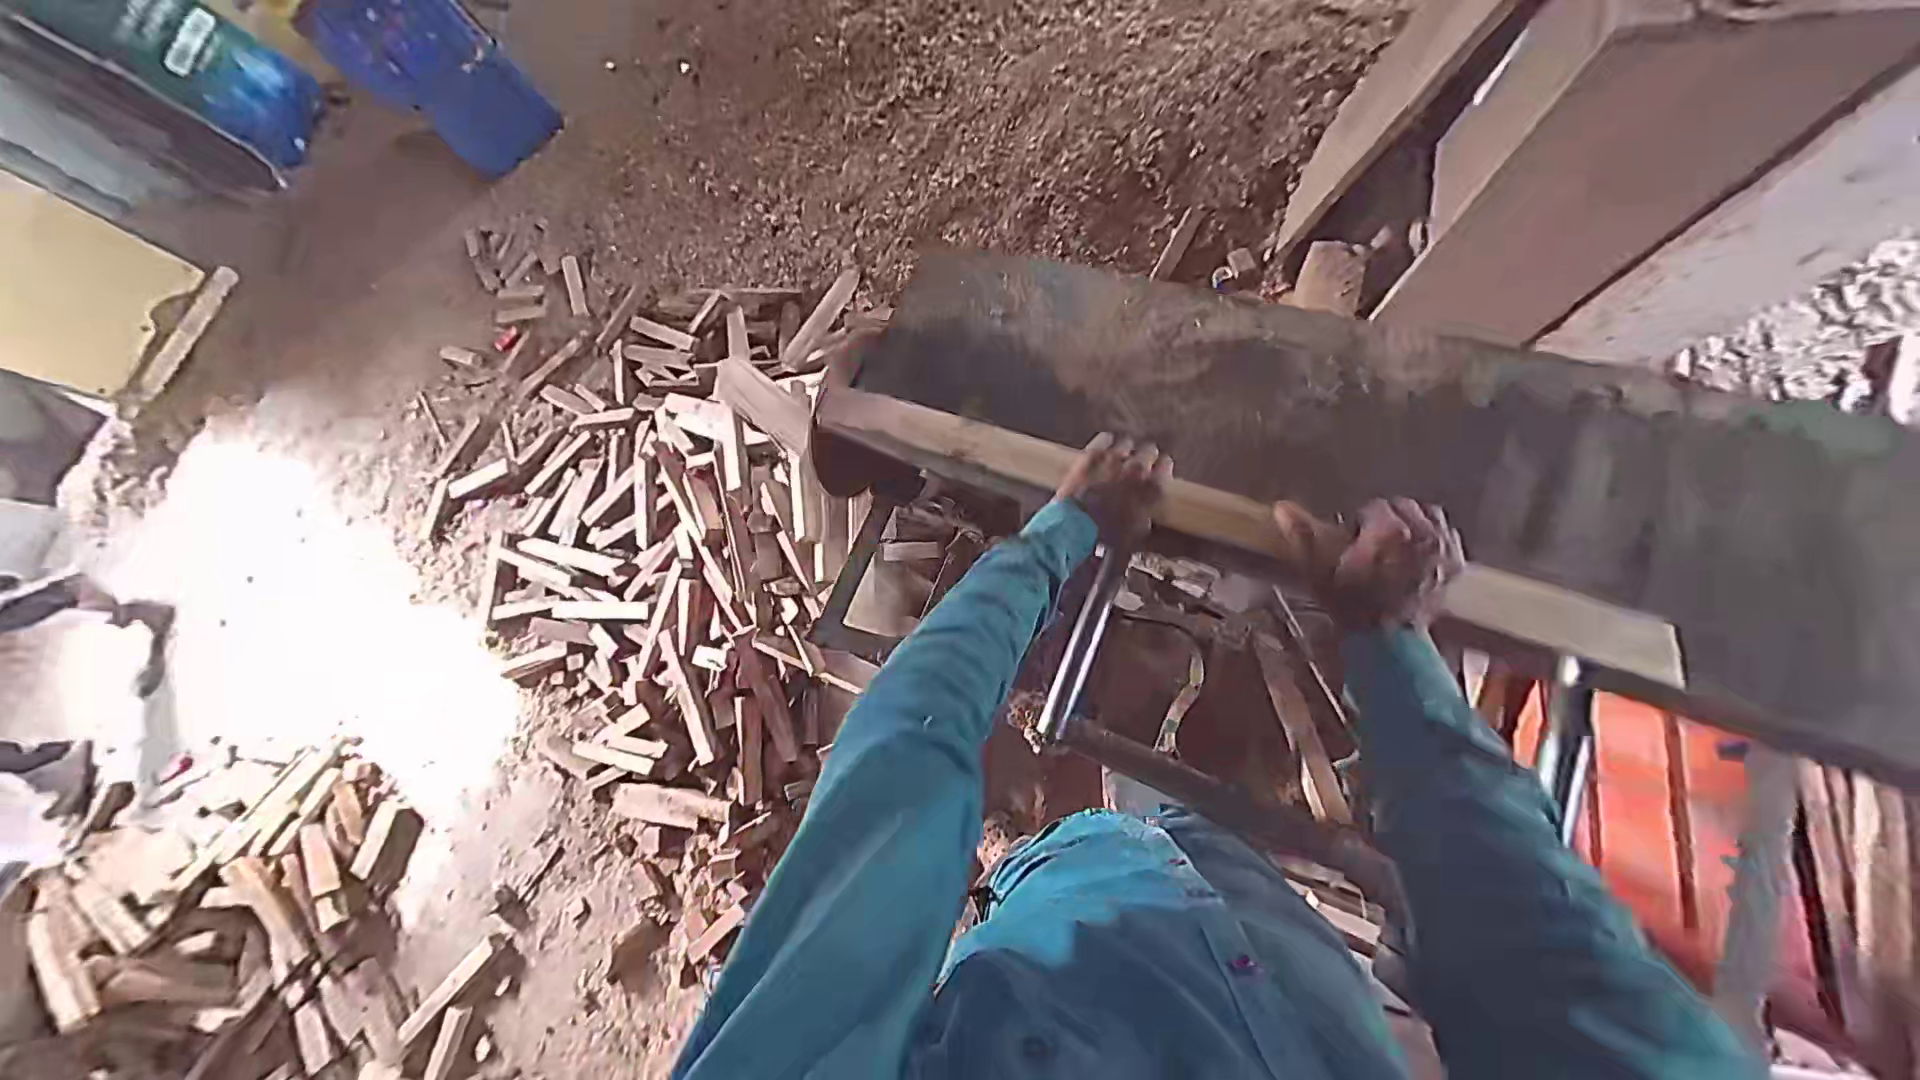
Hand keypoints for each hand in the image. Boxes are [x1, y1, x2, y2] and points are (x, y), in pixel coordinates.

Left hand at [1055, 433, 1171, 543]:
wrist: (1076, 527)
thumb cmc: (1108, 535)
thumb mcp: (1136, 531)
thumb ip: (1147, 513)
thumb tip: (1148, 508)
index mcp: (1151, 489)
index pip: (1165, 467)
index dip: (1163, 466)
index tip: (1161, 466)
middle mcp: (1136, 470)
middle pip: (1149, 451)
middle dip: (1147, 453)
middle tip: (1143, 457)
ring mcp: (1112, 461)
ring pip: (1126, 443)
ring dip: (1126, 448)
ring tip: (1123, 451)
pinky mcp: (1091, 456)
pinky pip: (1103, 440)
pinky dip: (1106, 441)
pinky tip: (1106, 442)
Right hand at [1312, 498, 1463, 630]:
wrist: (1387, 638)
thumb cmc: (1351, 605)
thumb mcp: (1318, 570)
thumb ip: (1304, 536)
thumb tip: (1282, 508)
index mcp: (1389, 531)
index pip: (1374, 506)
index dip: (1359, 520)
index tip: (1352, 536)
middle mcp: (1422, 534)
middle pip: (1404, 506)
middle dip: (1387, 518)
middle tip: (1372, 537)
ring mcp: (1443, 549)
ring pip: (1429, 515)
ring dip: (1412, 522)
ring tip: (1396, 541)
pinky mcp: (1454, 564)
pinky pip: (1447, 534)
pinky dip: (1433, 535)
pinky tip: (1417, 550)